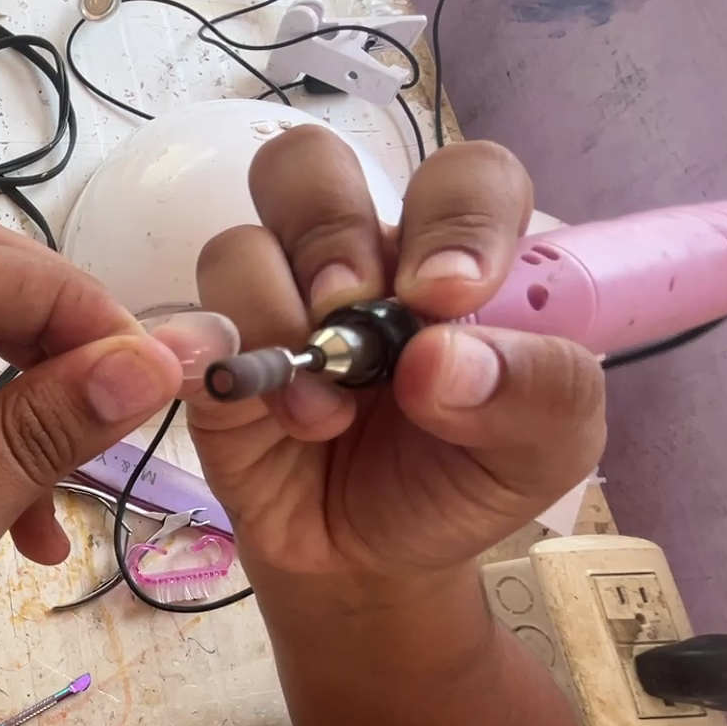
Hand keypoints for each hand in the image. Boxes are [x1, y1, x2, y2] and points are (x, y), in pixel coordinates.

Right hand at [189, 128, 605, 602]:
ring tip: (317, 410)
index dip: (450, 215)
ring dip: (274, 316)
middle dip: (328, 231)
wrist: (355, 559)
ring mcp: (265, 311)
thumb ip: (536, 391)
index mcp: (438, 265)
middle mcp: (345, 269)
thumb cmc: (448, 488)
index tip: (445, 297)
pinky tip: (254, 408)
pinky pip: (187, 327)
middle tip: (349, 307)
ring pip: (235, 245)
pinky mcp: (209, 363)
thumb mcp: (539, 452)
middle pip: (304, 166)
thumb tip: (438, 355)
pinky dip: (217, 358)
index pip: (454, 179)